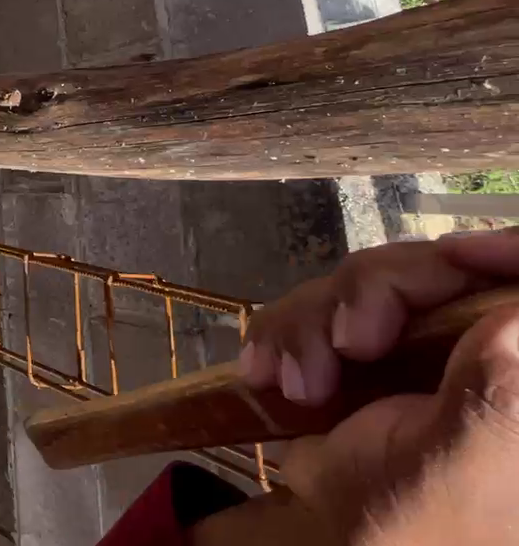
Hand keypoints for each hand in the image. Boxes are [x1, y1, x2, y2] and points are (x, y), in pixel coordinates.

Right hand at [221, 228, 518, 545]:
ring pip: (365, 283)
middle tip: (344, 345)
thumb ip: (499, 395)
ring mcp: (427, 353)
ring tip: (294, 382)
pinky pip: (318, 306)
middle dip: (370, 297)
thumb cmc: (413, 522)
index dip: (503, 252)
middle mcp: (489, 355)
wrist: (336, 544)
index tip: (458, 254)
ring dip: (310, 325)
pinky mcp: (370, 352)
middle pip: (438, 269)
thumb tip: (514, 313)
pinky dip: (284, 335)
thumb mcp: (459, 463)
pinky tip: (272, 375)